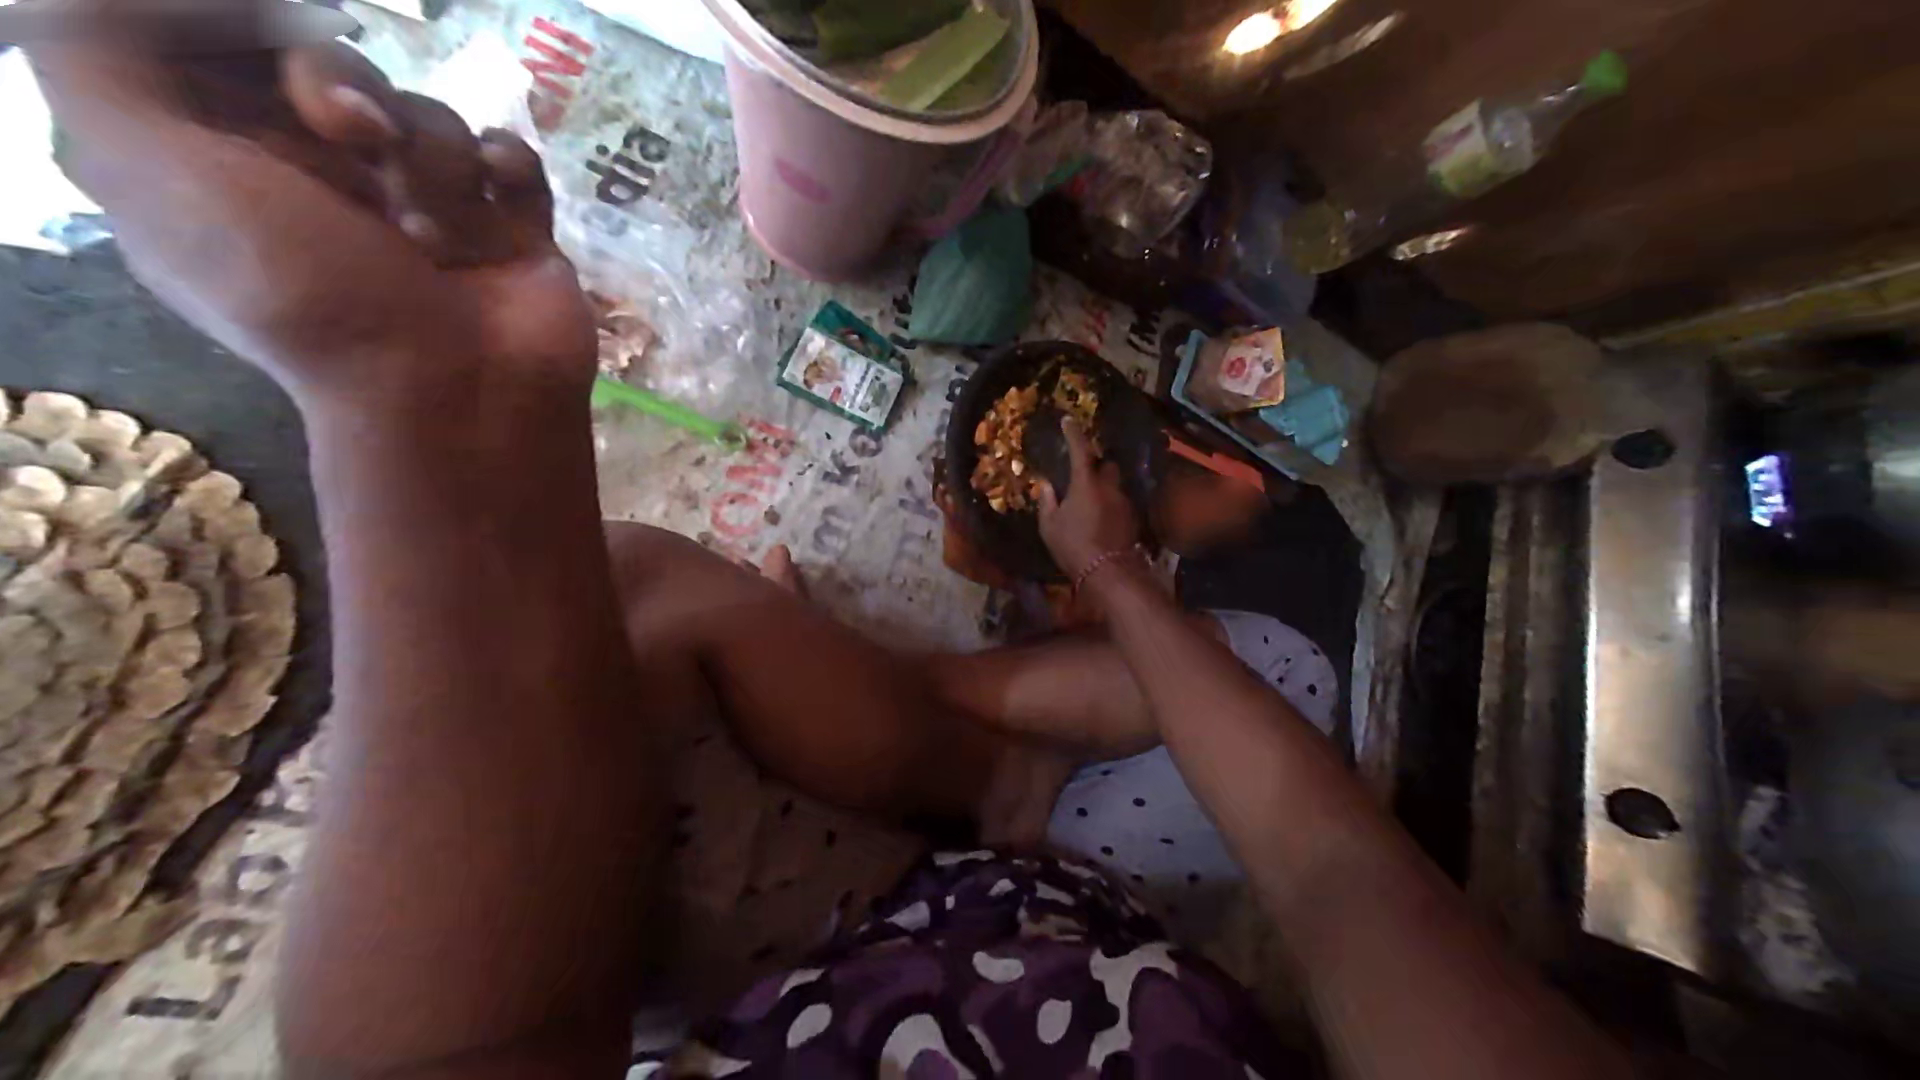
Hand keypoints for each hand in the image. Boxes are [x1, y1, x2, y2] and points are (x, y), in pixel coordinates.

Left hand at [26, 15, 593, 407]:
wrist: (455, 392)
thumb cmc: (309, 296)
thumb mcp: (144, 167)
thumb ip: (94, 48)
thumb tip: (153, 5)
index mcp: (238, 167)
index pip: (227, 50)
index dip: (241, 29)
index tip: (259, 33)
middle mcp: (335, 183)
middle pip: (335, 68)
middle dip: (341, 81)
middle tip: (357, 135)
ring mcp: (434, 210)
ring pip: (430, 116)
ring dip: (434, 157)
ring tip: (437, 233)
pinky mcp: (510, 233)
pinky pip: (510, 159)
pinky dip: (508, 163)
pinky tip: (499, 190)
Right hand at [1036, 419, 1139, 579]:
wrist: (1108, 571)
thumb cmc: (1072, 545)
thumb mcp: (1049, 525)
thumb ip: (1047, 501)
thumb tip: (1046, 484)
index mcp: (1086, 483)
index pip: (1080, 450)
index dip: (1073, 434)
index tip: (1068, 421)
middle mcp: (1109, 487)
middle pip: (1106, 465)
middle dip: (1097, 466)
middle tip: (1084, 474)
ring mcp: (1124, 502)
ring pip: (1115, 485)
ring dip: (1104, 487)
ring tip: (1091, 500)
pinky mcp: (1132, 518)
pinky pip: (1119, 503)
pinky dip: (1110, 505)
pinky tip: (1101, 518)